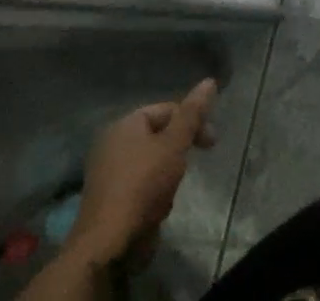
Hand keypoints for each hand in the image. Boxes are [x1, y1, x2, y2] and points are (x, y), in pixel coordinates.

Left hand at [66, 78, 217, 265]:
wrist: (110, 239)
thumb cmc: (144, 183)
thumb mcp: (175, 144)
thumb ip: (192, 114)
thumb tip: (209, 81)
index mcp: (123, 126)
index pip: (166, 109)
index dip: (192, 119)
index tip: (211, 141)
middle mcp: (112, 143)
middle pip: (158, 132)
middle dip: (182, 143)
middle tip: (201, 156)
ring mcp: (109, 170)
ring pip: (152, 157)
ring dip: (171, 165)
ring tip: (178, 181)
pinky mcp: (111, 194)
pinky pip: (141, 178)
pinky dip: (156, 183)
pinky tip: (162, 198)